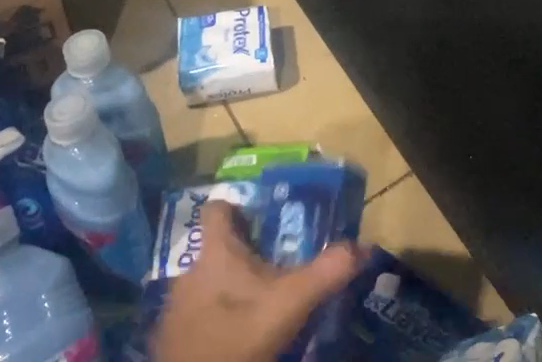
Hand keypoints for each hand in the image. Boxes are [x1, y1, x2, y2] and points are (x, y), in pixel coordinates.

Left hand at [152, 199, 364, 361]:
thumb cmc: (237, 337)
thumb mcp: (291, 302)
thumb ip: (327, 271)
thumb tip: (362, 246)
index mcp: (215, 251)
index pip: (218, 206)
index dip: (242, 204)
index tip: (271, 212)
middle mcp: (191, 270)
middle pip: (221, 243)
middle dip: (251, 245)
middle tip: (285, 252)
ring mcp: (180, 305)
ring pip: (214, 278)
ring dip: (238, 280)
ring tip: (270, 290)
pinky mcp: (179, 335)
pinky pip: (205, 308)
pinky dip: (226, 310)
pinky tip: (249, 324)